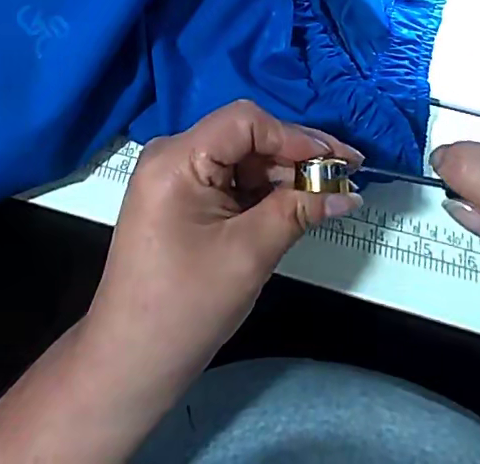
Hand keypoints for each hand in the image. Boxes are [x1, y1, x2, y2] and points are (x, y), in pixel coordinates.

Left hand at [0, 101, 360, 462]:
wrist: (132, 357)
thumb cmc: (187, 305)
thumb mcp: (249, 254)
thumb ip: (296, 212)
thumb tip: (346, 192)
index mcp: (177, 157)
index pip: (244, 122)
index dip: (296, 137)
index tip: (342, 160)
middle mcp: (171, 154)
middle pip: (243, 136)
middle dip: (295, 154)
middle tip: (347, 174)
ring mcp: (173, 175)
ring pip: (238, 157)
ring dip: (282, 172)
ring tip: (330, 190)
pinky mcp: (179, 196)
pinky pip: (227, 178)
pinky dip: (262, 189)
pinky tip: (296, 201)